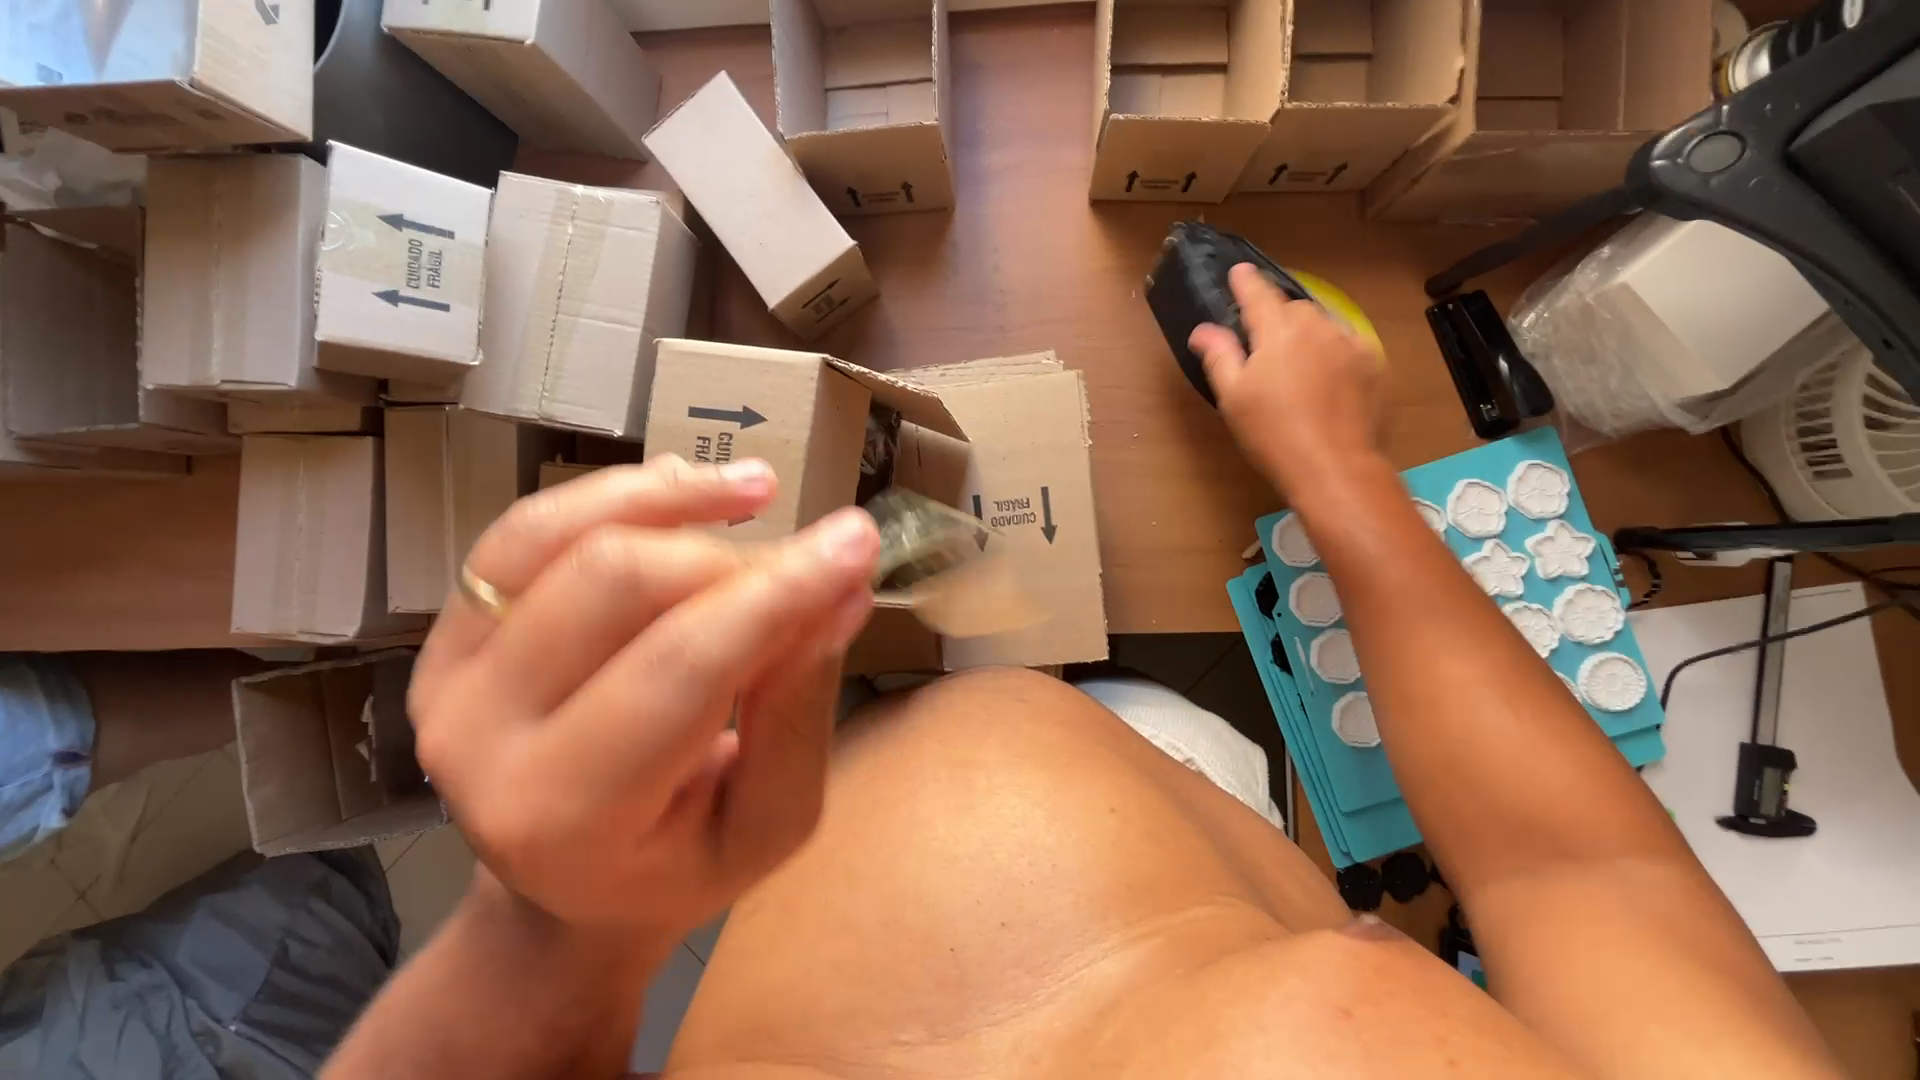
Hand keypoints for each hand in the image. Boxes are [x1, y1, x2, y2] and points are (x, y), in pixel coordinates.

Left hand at [407, 455, 879, 934]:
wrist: (569, 884)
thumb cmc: (683, 864)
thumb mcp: (772, 819)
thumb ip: (799, 711)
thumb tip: (842, 594)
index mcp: (564, 813)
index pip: (682, 666)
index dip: (778, 591)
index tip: (858, 540)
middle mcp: (476, 736)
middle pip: (620, 582)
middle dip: (739, 558)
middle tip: (813, 564)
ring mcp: (446, 673)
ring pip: (566, 535)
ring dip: (678, 500)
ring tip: (761, 489)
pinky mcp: (449, 630)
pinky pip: (529, 528)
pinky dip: (618, 495)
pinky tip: (687, 485)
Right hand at [1189, 263, 1386, 491]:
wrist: (1333, 465)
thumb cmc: (1272, 433)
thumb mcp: (1233, 397)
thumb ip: (1219, 356)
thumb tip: (1204, 330)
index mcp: (1278, 331)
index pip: (1258, 294)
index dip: (1245, 282)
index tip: (1238, 271)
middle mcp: (1317, 327)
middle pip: (1292, 307)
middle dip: (1276, 315)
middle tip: (1262, 342)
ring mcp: (1350, 343)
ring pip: (1321, 324)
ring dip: (1305, 333)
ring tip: (1294, 361)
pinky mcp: (1372, 364)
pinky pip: (1345, 343)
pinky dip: (1330, 350)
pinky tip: (1324, 377)